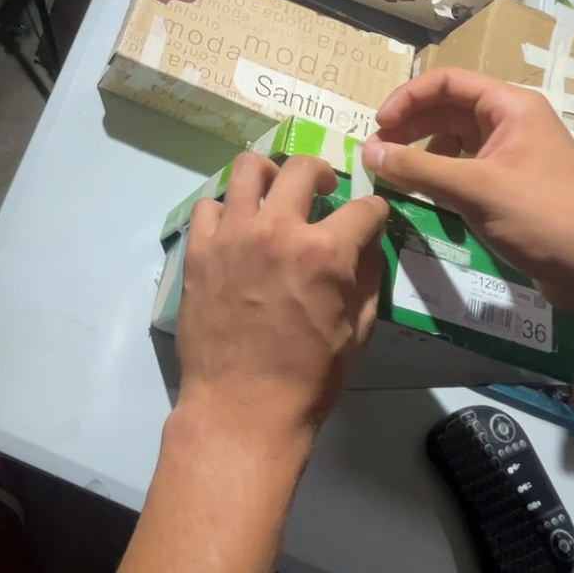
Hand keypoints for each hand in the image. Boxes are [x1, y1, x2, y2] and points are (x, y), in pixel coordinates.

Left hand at [174, 153, 388, 444]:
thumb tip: (366, 241)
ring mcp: (232, 234)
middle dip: (321, 172)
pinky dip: (225, 209)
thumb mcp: (358, 331)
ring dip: (268, 174)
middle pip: (301, 168)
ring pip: (247, 168)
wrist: (241, 406)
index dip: (374, 210)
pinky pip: (209, 205)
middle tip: (321, 188)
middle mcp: (277, 230)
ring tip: (272, 191)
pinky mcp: (199, 247)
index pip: (363, 207)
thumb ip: (367, 276)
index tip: (370, 216)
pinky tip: (234, 226)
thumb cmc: (308, 377)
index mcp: (324, 252)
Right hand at [360, 68, 573, 308]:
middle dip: (409, 126)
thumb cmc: (540, 218)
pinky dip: (438, 171)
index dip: (407, 97)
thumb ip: (416, 167)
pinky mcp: (511, 181)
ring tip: (395, 172)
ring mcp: (513, 152)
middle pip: (447, 108)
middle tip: (377, 151)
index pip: (446, 82)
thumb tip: (368, 152)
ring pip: (453, 137)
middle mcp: (512, 121)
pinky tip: (423, 190)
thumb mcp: (471, 189)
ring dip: (420, 150)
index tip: (379, 125)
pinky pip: (464, 164)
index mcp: (510, 107)